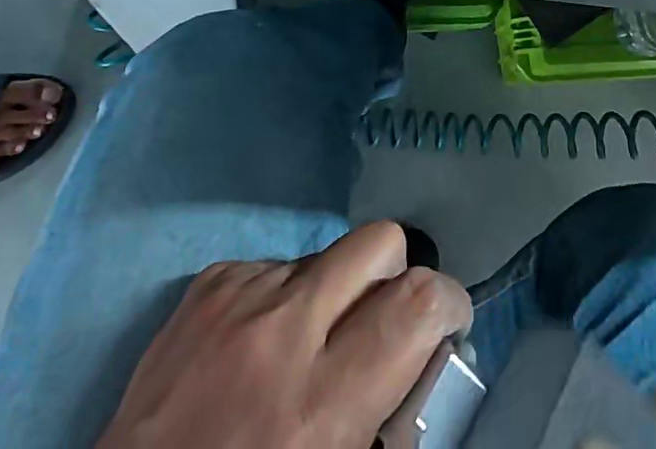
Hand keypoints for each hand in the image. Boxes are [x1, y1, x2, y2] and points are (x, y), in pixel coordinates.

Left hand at [95, 222, 471, 448]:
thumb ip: (396, 414)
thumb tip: (432, 355)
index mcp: (322, 403)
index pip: (418, 301)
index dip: (447, 303)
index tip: (442, 325)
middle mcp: (283, 332)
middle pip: (379, 242)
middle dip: (394, 274)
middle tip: (378, 320)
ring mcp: (241, 297)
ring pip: (328, 252)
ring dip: (335, 289)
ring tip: (305, 342)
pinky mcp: (208, 282)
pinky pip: (278, 263)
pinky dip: (284, 294)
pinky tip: (259, 341)